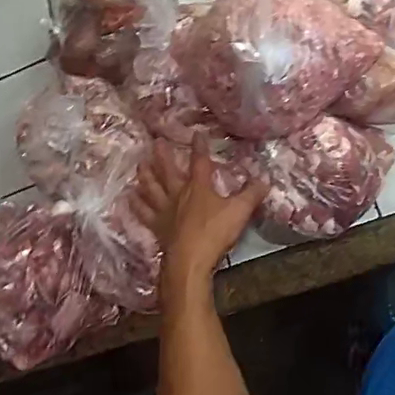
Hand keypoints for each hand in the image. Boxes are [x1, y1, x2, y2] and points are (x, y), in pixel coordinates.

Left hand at [132, 139, 269, 287]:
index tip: (196, 134)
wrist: (189, 260)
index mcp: (198, 187)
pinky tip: (130, 197)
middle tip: (156, 141)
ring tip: (140, 164)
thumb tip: (264, 180)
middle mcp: (177, 194)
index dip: (199, 148)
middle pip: (167, 170)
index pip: (199, 162)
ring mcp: (164, 211)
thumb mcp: (239, 212)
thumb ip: (251, 195)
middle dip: (163, 155)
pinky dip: (136, 204)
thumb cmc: (214, 233)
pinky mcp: (156, 227)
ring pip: (151, 188)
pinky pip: (143, 213)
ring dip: (146, 175)